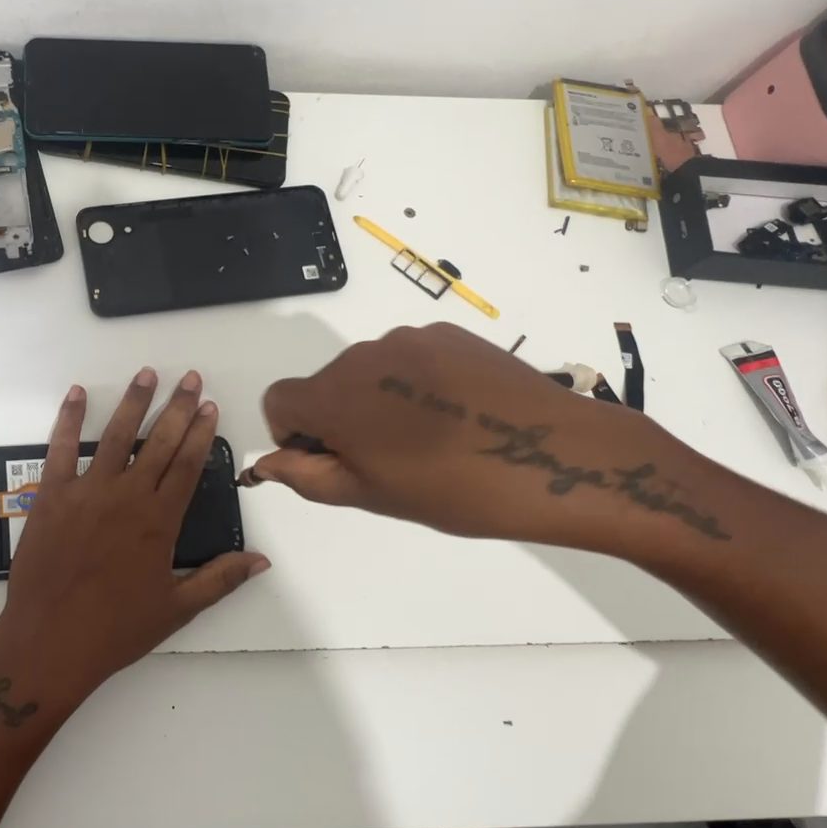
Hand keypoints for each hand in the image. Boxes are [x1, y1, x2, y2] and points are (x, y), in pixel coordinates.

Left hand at [0, 369, 269, 700]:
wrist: (50, 640)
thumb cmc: (115, 629)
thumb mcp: (176, 609)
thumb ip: (220, 579)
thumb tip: (260, 560)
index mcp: (159, 521)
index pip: (187, 465)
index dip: (200, 433)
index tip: (209, 406)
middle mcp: (127, 497)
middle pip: (158, 442)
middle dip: (177, 407)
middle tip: (190, 377)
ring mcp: (86, 492)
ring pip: (115, 436)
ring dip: (133, 403)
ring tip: (148, 373)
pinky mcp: (51, 496)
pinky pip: (59, 448)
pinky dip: (68, 419)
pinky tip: (77, 394)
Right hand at [244, 324, 729, 552]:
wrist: (554, 457)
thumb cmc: (453, 489)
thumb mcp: (371, 494)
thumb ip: (308, 475)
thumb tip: (272, 461)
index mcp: (334, 397)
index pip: (279, 399)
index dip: (293, 432)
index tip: (332, 459)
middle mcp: (362, 356)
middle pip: (324, 383)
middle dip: (338, 418)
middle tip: (387, 460)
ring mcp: (409, 339)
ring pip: (367, 370)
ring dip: (377, 399)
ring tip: (428, 438)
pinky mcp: (448, 333)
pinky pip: (407, 356)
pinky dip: (413, 382)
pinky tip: (453, 413)